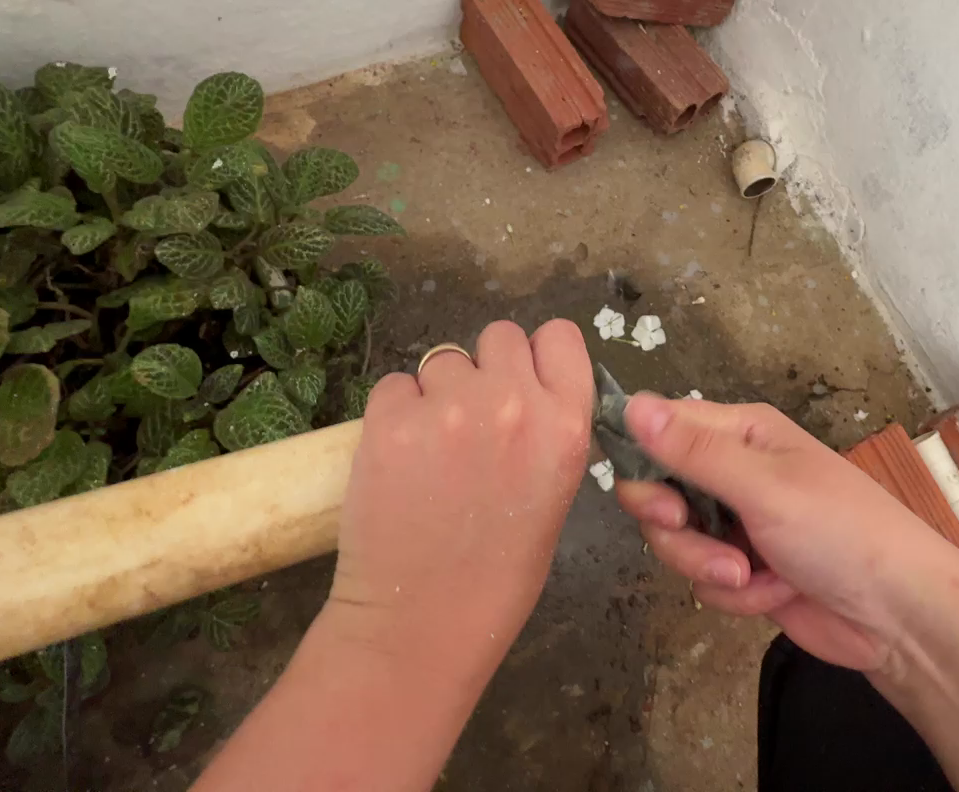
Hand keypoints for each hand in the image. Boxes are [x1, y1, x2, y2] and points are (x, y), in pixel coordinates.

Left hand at [326, 320, 592, 672]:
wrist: (421, 624)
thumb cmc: (501, 569)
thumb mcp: (557, 489)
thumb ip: (550, 426)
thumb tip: (526, 387)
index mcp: (567, 425)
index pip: (560, 335)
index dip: (539, 355)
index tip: (525, 381)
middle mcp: (515, 403)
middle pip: (501, 334)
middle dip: (488, 367)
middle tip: (475, 416)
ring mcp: (451, 407)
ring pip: (444, 358)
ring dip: (439, 390)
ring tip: (434, 446)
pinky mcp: (391, 420)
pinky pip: (395, 384)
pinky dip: (397, 410)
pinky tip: (401, 455)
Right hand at [615, 396, 958, 671]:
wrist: (897, 615)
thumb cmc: (837, 529)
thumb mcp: (762, 486)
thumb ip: (693, 451)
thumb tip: (630, 402)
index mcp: (740, 433)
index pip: (664, 429)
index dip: (645, 462)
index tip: (654, 498)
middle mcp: (732, 471)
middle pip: (659, 491)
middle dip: (674, 524)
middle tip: (688, 528)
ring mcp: (737, 523)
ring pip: (676, 540)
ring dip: (706, 564)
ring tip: (749, 575)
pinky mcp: (743, 570)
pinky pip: (703, 579)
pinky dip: (733, 593)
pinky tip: (773, 594)